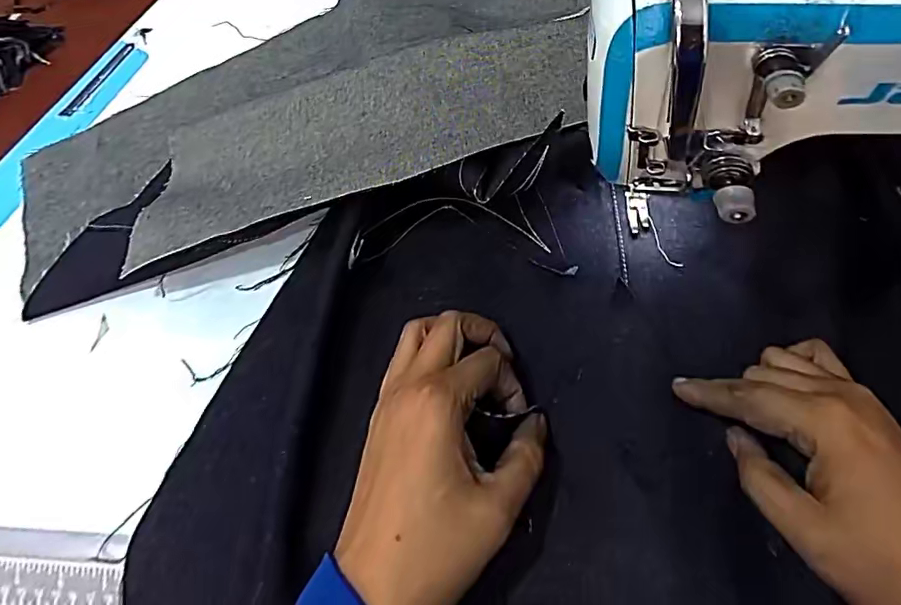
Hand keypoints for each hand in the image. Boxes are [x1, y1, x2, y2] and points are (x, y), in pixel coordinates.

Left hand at [336, 311, 546, 604]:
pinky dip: (429, 355)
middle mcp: (407, 388)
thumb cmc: (434, 548)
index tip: (515, 419)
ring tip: (476, 369)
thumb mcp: (499, 506)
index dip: (511, 382)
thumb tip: (533, 422)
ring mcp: (385, 400)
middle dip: (485, 335)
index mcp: (436, 401)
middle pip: (448, 323)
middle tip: (502, 372)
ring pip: (416, 332)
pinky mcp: (376, 417)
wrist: (367, 593)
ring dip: (451, 337)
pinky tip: (449, 390)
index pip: (488, 360)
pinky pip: (402, 359)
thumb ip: (528, 453)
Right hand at [673, 340, 900, 604]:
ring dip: (762, 378)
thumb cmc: (875, 560)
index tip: (679, 386)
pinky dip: (794, 366)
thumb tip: (735, 435)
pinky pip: (821, 359)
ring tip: (743, 407)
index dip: (711, 393)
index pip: (752, 397)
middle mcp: (841, 392)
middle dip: (733, 388)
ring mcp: (859, 391)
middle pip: (768, 373)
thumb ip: (760, 478)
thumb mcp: (808, 533)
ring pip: (791, 358)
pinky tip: (786, 389)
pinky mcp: (870, 401)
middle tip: (705, 407)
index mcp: (825, 421)